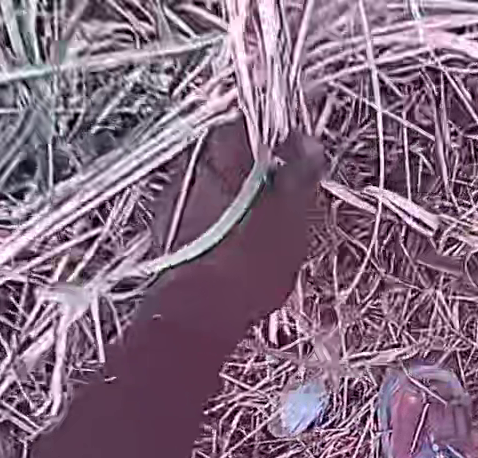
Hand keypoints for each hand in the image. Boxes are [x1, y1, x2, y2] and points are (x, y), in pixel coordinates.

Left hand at [149, 125, 323, 328]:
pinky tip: (239, 253)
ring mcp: (176, 197)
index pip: (259, 127)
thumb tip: (310, 146)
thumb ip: (300, 176)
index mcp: (223, 148)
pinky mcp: (168, 230)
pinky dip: (224, 227)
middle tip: (289, 206)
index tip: (305, 168)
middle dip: (263, 178)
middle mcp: (193, 163)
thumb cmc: (246, 262)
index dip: (286, 147)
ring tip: (266, 237)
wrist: (199, 310)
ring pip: (219, 189)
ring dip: (242, 204)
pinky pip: (204, 216)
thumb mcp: (289, 218)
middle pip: (235, 159)